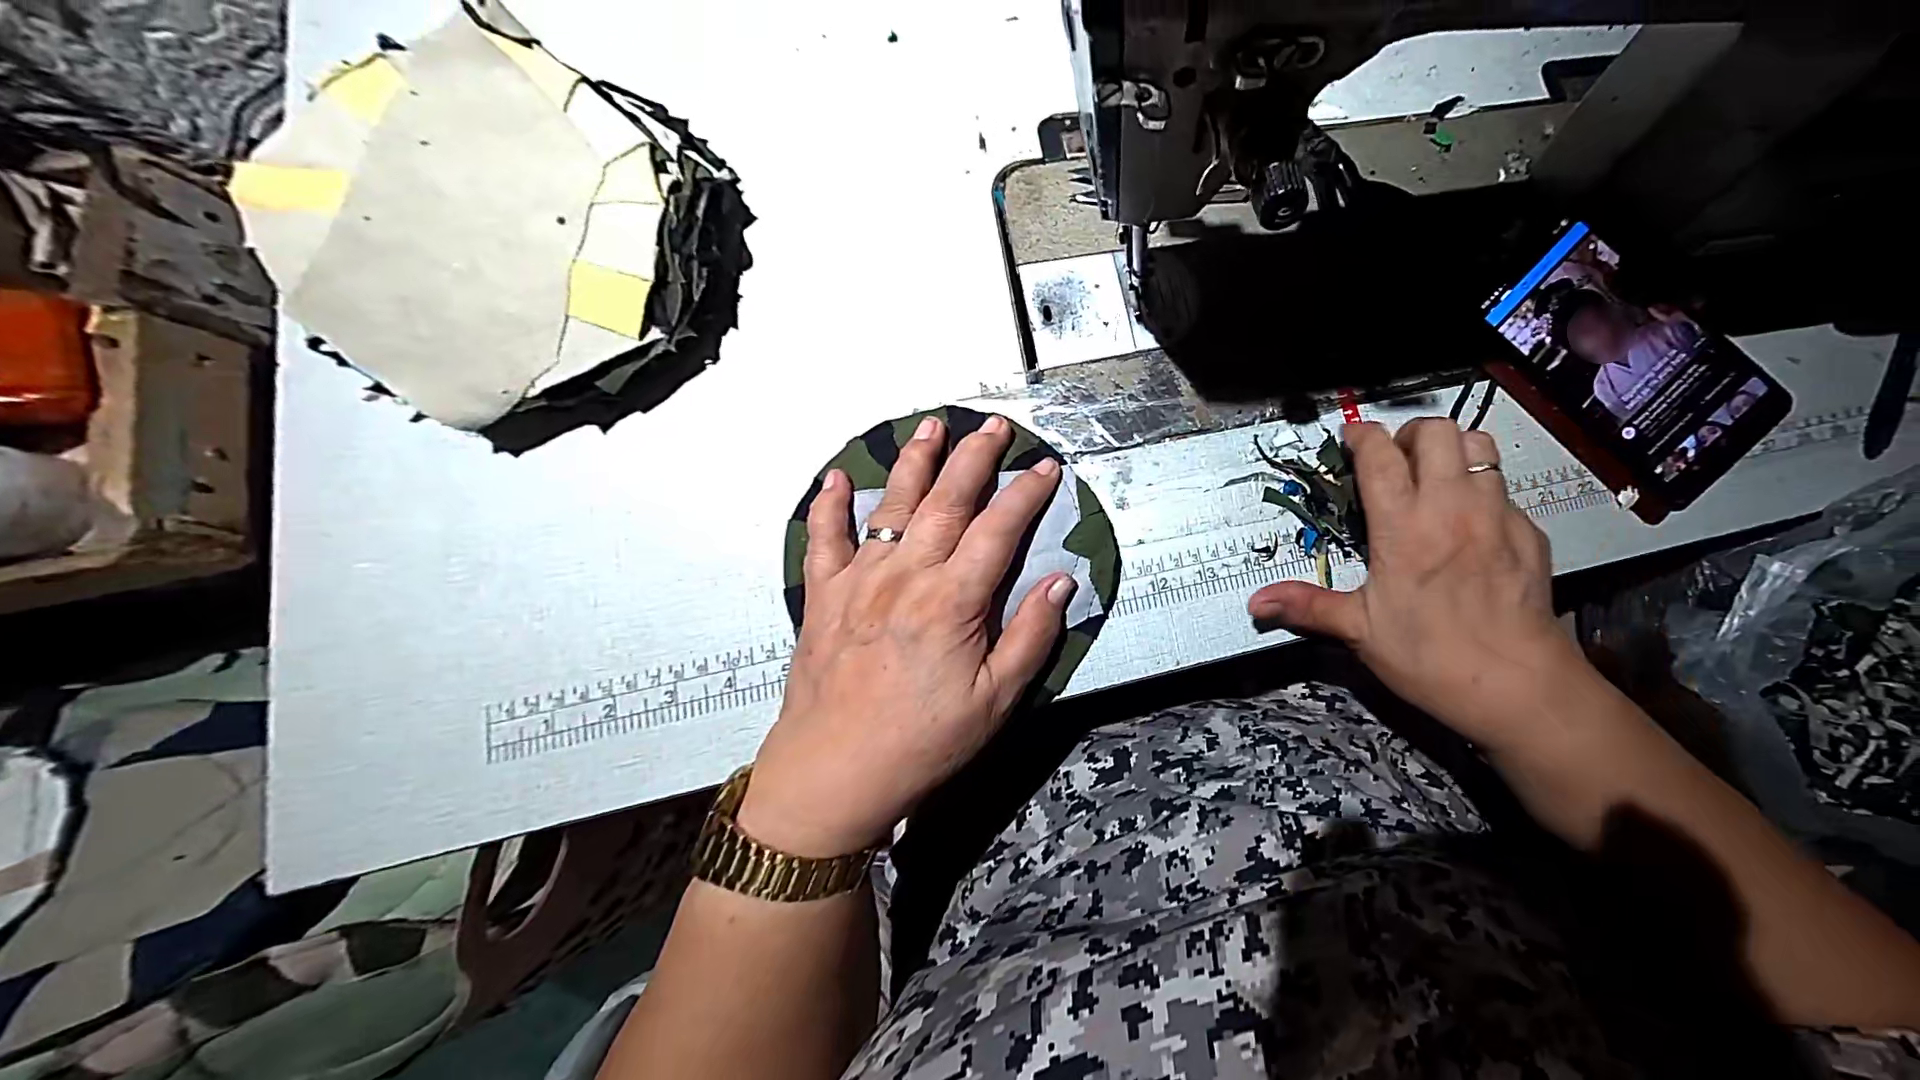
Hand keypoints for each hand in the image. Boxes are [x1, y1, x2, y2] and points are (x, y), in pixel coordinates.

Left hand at [741, 415, 1077, 857]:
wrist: (834, 772)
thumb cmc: (919, 744)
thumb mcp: (995, 702)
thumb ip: (1030, 636)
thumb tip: (1060, 583)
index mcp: (951, 603)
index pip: (998, 529)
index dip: (1025, 494)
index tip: (1043, 469)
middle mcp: (904, 578)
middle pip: (946, 501)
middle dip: (974, 457)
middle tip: (993, 427)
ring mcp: (859, 581)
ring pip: (890, 505)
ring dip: (914, 462)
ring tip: (930, 427)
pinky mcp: (824, 596)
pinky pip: (824, 538)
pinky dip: (828, 505)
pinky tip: (835, 478)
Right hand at [1247, 419, 1587, 747]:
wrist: (1519, 687)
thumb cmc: (1431, 657)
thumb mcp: (1358, 630)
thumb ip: (1306, 606)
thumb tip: (1256, 603)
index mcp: (1405, 529)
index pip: (1382, 457)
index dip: (1362, 436)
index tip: (1350, 437)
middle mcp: (1454, 510)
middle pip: (1438, 433)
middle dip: (1408, 434)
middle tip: (1390, 459)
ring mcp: (1498, 518)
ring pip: (1479, 447)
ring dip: (1450, 450)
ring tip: (1429, 477)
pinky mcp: (1529, 534)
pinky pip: (1503, 488)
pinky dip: (1478, 488)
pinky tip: (1465, 522)